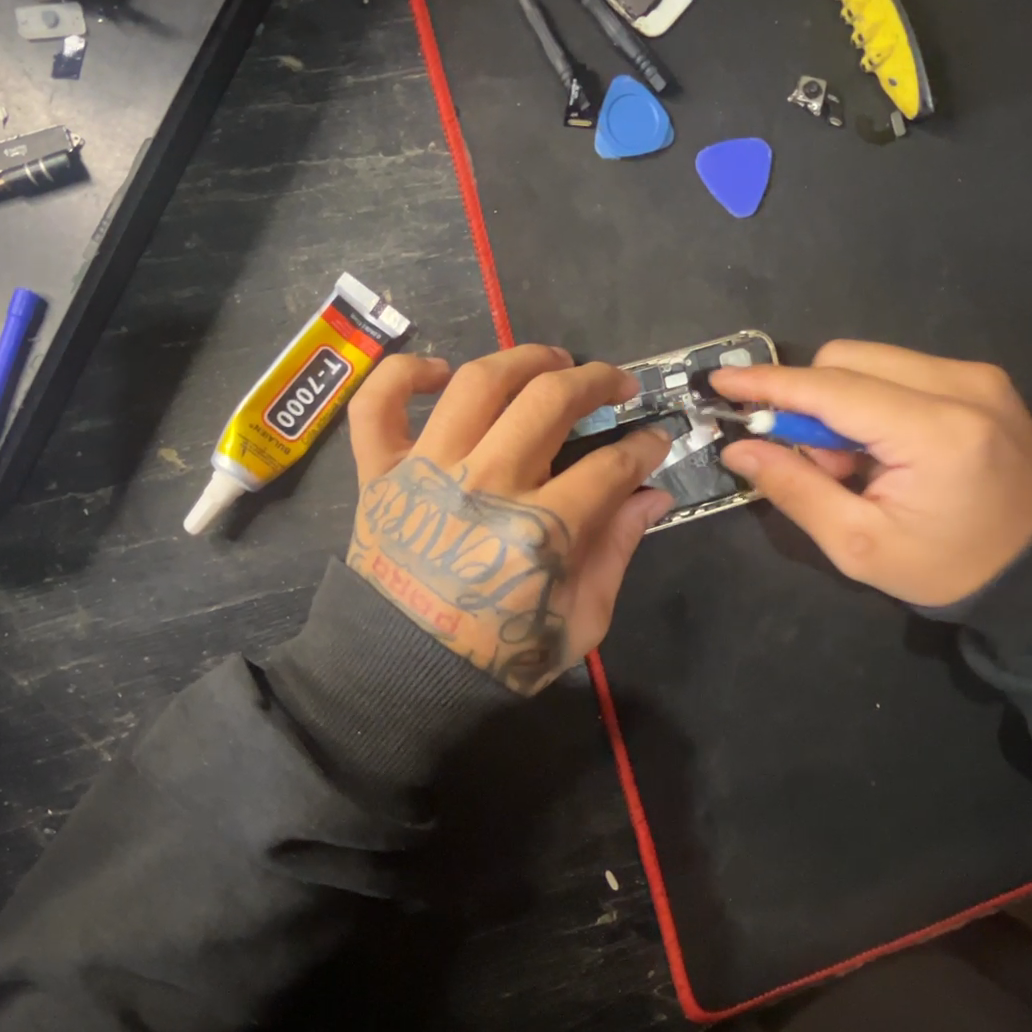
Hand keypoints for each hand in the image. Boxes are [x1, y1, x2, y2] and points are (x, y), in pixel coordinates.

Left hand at [345, 345, 674, 693]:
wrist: (403, 674)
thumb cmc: (499, 654)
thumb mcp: (580, 621)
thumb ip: (616, 551)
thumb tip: (652, 495)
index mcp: (541, 530)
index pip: (611, 465)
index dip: (644, 447)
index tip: (654, 441)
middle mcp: (485, 484)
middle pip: (550, 400)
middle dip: (597, 381)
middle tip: (615, 384)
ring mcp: (427, 471)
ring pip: (479, 383)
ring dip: (524, 358)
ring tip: (552, 361)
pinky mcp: (378, 472)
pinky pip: (378, 402)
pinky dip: (404, 372)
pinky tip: (440, 372)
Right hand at [711, 341, 1031, 606]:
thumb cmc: (946, 567)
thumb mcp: (859, 545)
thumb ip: (795, 488)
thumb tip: (739, 447)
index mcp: (936, 433)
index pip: (831, 389)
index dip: (769, 383)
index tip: (720, 380)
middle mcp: (961, 386)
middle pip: (846, 360)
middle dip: (809, 405)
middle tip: (819, 465)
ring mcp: (977, 376)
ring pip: (870, 360)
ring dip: (839, 405)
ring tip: (857, 464)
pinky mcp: (982, 380)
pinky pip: (898, 369)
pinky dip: (870, 402)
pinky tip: (884, 449)